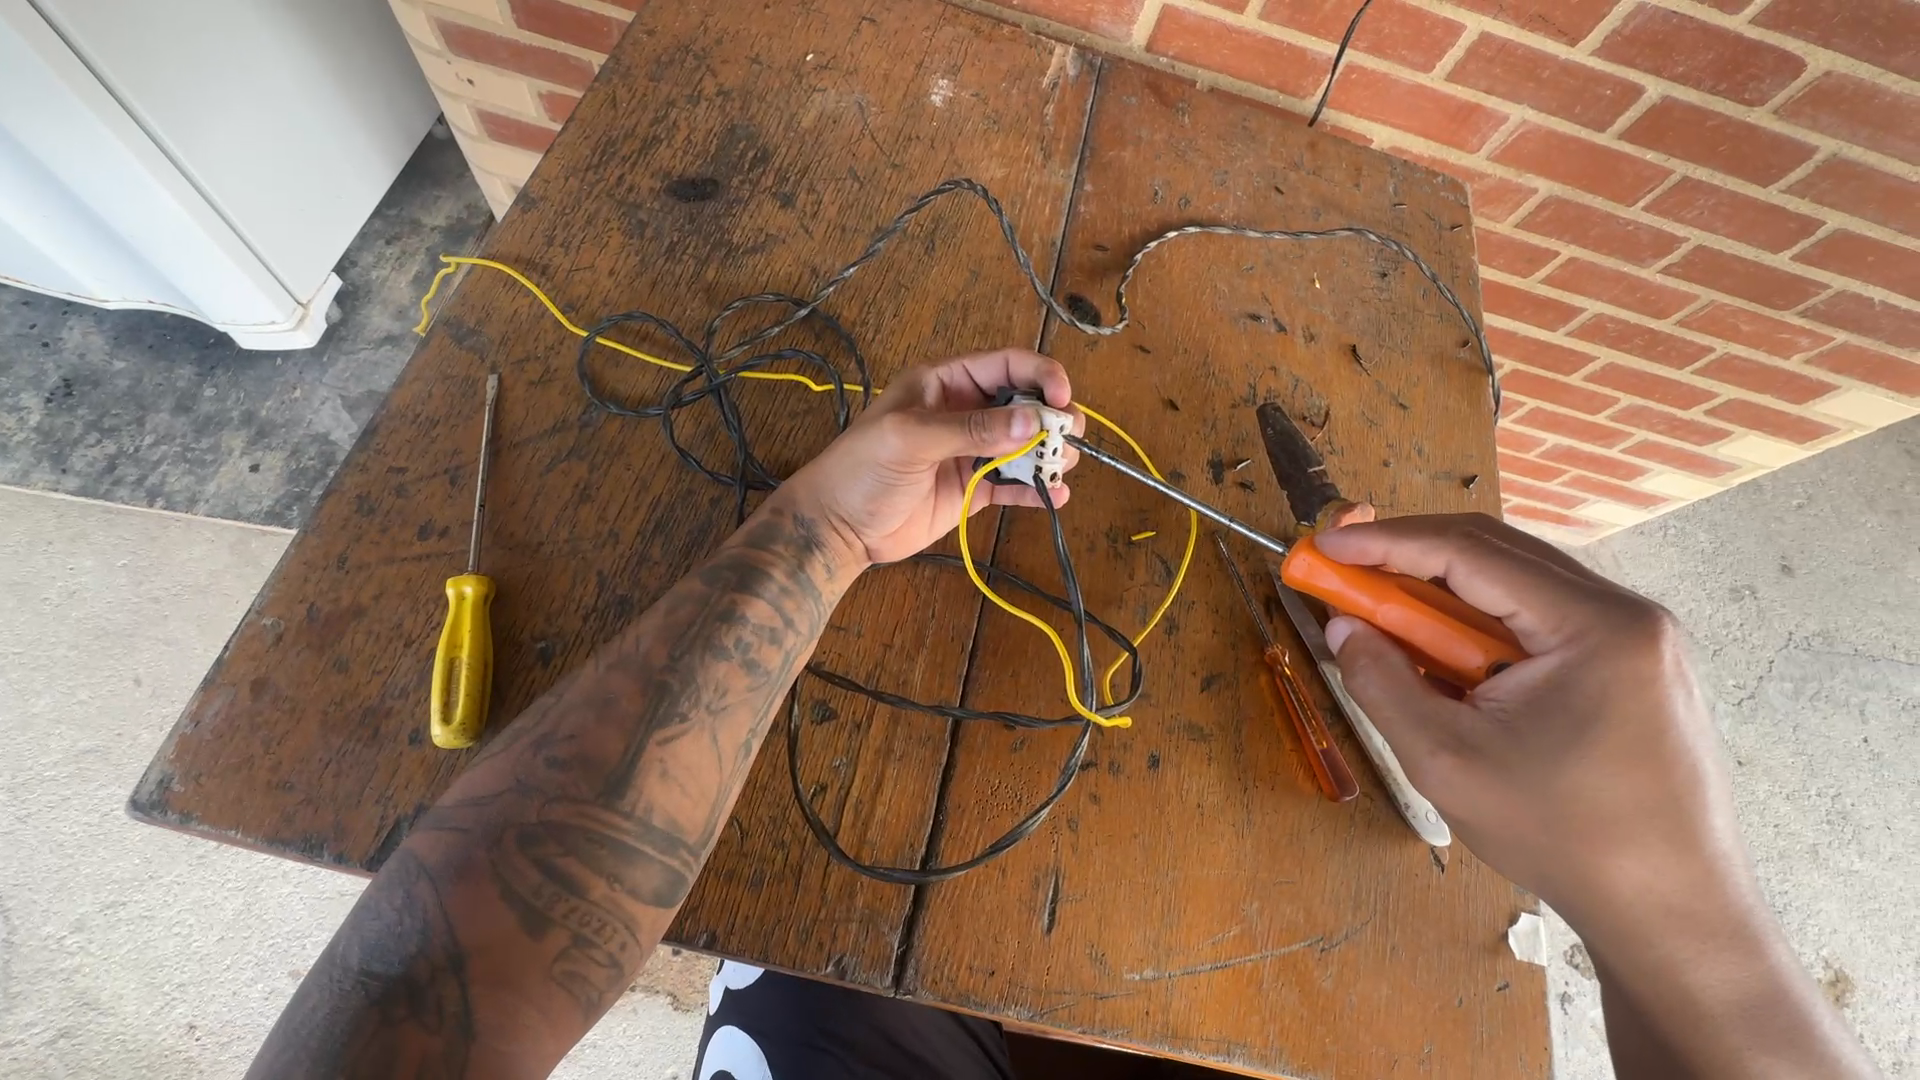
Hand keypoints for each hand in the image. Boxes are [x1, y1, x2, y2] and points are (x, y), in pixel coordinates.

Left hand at [770, 348, 1081, 565]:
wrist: (839, 526)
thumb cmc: (864, 469)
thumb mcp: (912, 438)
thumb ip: (971, 428)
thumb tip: (1032, 423)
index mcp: (946, 384)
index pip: (1004, 366)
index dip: (1040, 375)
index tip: (1063, 397)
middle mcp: (963, 413)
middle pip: (1022, 405)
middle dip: (1051, 416)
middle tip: (1070, 436)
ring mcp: (969, 453)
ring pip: (1023, 445)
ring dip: (1048, 453)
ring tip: (1064, 465)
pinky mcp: (972, 490)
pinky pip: (1012, 485)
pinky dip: (1035, 490)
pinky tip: (1056, 497)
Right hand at [1312, 514, 1746, 933]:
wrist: (1673, 915)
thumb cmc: (1562, 836)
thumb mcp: (1444, 760)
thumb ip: (1381, 683)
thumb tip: (1342, 629)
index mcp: (1594, 626)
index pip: (1471, 553)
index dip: (1386, 541)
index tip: (1324, 542)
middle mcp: (1625, 614)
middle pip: (1497, 553)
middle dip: (1410, 554)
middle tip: (1343, 564)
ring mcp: (1636, 640)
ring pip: (1515, 583)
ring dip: (1440, 588)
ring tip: (1379, 605)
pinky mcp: (1630, 667)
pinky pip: (1535, 617)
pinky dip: (1474, 619)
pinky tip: (1440, 646)